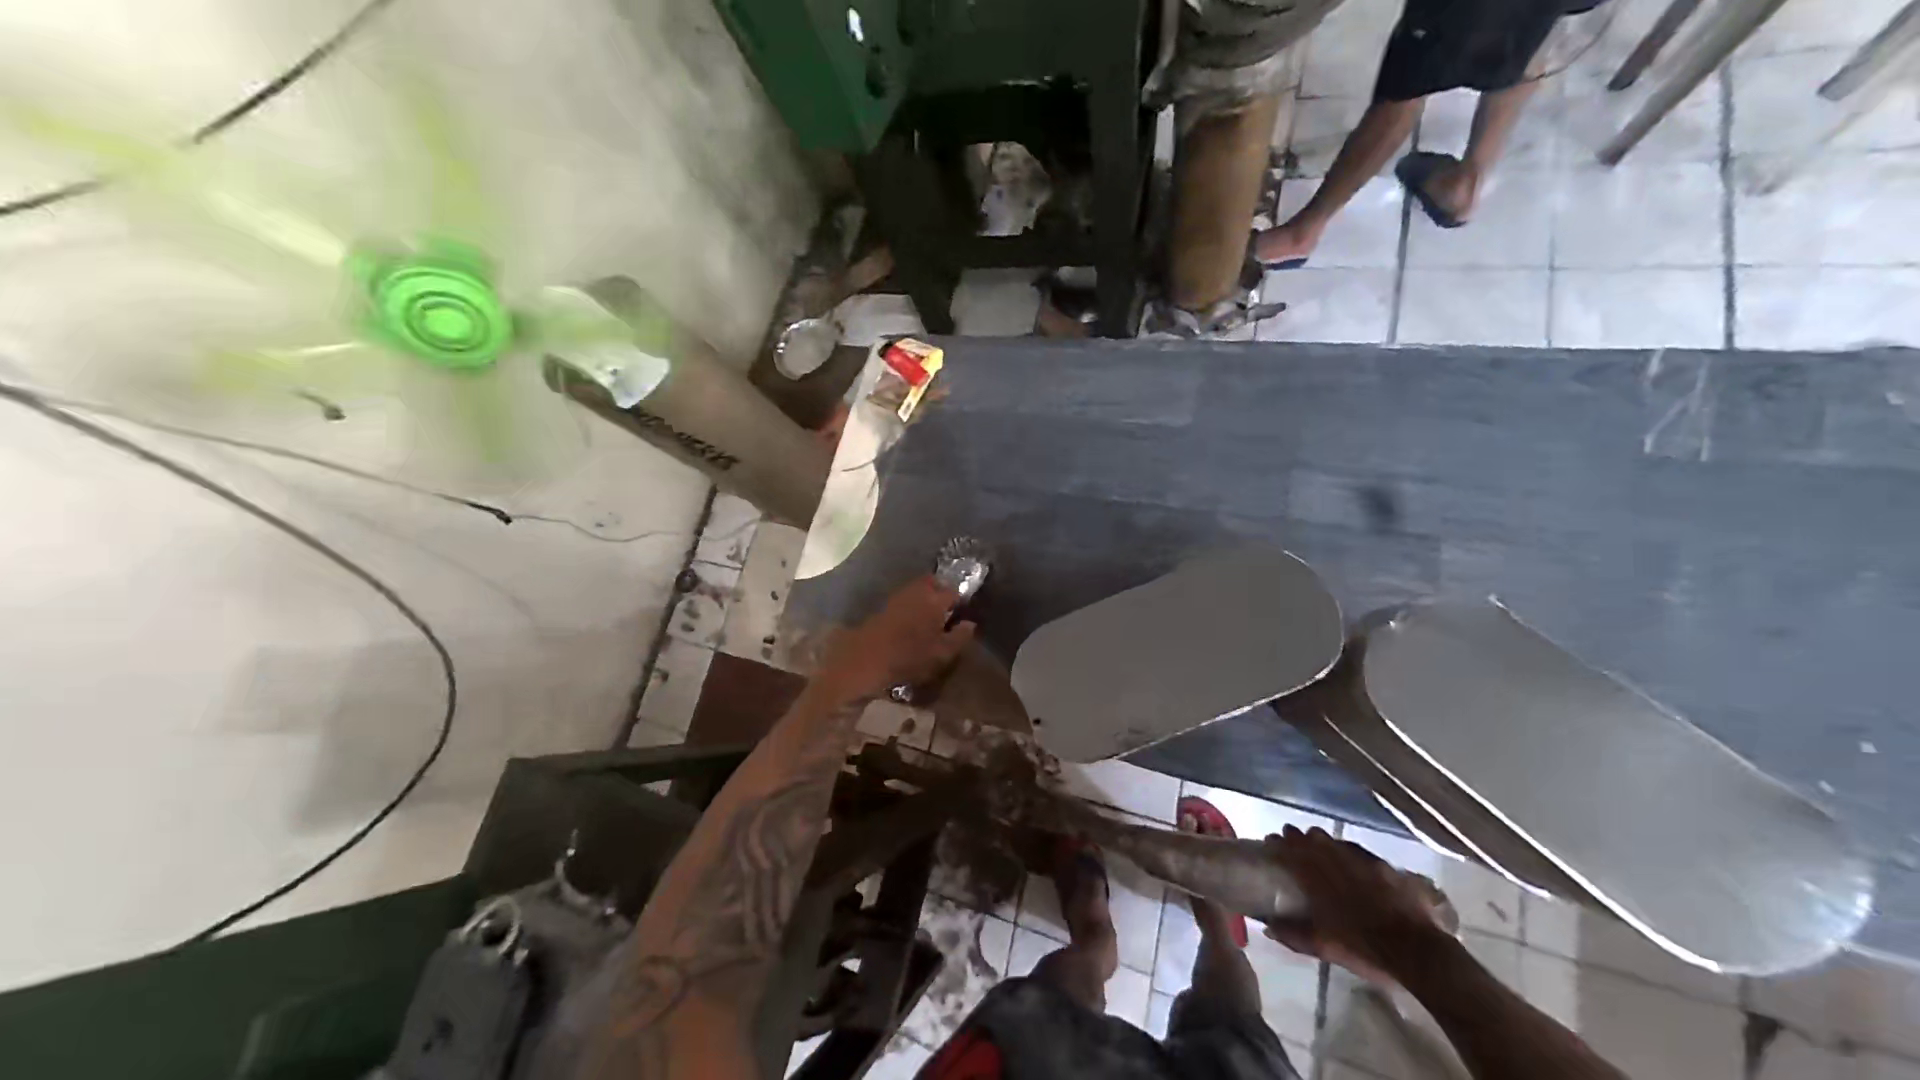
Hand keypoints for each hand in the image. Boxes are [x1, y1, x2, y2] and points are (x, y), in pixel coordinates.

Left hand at [817, 576, 975, 700]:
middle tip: (946, 609)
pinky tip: (911, 622)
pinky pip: (905, 599)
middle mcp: (917, 591)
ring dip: (925, 597)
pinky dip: (911, 605)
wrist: (865, 659)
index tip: (963, 612)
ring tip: (930, 618)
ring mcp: (898, 597)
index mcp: (935, 599)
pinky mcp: (883, 606)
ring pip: (917, 589)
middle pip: (933, 582)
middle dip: (941, 591)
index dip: (961, 601)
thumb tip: (970, 623)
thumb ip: (960, 636)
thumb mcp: (942, 653)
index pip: (954, 591)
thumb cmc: (909, 657)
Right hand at [1260, 825, 1446, 985]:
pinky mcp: (1384, 867)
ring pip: (1334, 842)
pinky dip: (1345, 847)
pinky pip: (1357, 850)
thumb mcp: (1324, 947)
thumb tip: (1266, 926)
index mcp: (1317, 881)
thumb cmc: (1364, 949)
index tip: (1270, 839)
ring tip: (1313, 836)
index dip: (1278, 844)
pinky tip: (1345, 849)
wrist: (1417, 952)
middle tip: (1288, 833)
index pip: (1291, 853)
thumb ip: (1294, 935)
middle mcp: (1337, 864)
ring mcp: (1363, 863)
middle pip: (1311, 842)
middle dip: (1297, 836)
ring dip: (1320, 838)